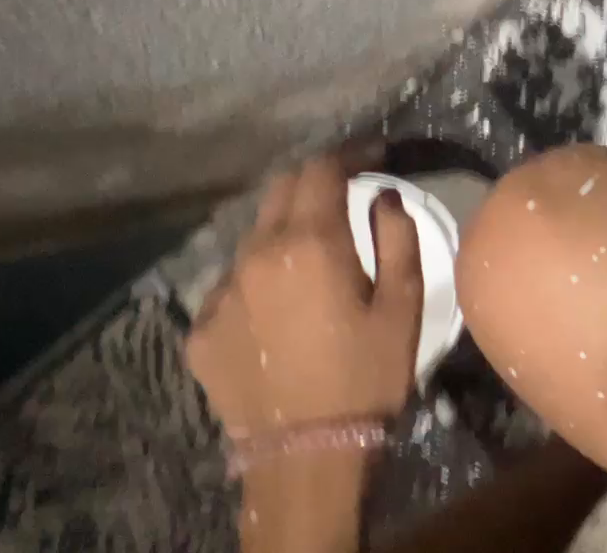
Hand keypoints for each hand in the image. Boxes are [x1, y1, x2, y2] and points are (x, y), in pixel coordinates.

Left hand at [186, 155, 423, 437]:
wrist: (308, 453)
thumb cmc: (370, 371)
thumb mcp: (405, 300)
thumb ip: (397, 236)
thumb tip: (384, 198)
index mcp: (309, 244)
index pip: (322, 169)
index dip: (352, 153)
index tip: (377, 156)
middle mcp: (254, 257)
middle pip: (281, 189)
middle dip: (317, 178)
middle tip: (350, 187)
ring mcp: (219, 294)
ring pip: (254, 234)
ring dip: (288, 224)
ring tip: (318, 246)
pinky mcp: (201, 329)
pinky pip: (233, 279)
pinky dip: (263, 271)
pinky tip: (285, 299)